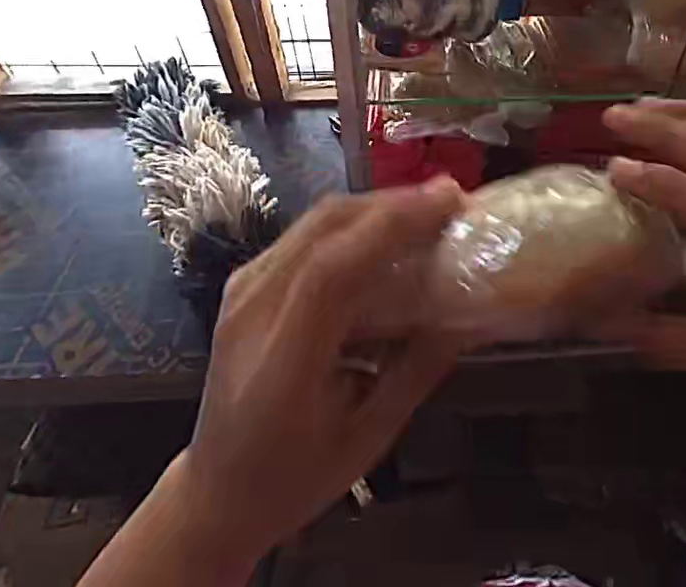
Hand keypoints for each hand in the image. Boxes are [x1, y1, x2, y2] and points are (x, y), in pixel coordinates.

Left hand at [170, 179, 468, 565]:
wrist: (215, 486)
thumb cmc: (294, 478)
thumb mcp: (368, 438)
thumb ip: (417, 368)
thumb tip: (470, 314)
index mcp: (282, 359)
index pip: (335, 269)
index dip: (393, 225)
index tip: (450, 201)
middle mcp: (253, 305)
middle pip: (324, 227)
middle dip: (391, 203)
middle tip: (449, 200)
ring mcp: (242, 286)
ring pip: (313, 222)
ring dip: (372, 208)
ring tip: (424, 210)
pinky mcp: (244, 279)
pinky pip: (302, 236)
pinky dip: (349, 225)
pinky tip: (381, 233)